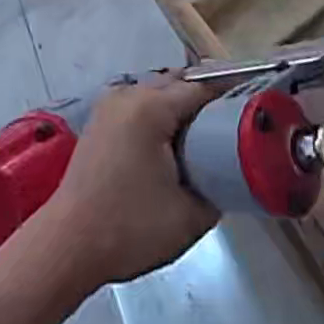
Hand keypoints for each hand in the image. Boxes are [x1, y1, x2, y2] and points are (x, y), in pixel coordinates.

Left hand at [35, 74, 220, 286]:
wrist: (70, 242)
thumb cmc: (130, 226)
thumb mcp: (189, 215)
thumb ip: (216, 189)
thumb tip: (225, 175)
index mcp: (150, 108)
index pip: (199, 87)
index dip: (228, 93)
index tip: (253, 104)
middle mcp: (127, 95)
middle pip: (175, 81)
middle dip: (204, 94)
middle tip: (233, 117)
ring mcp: (109, 105)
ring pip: (155, 90)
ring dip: (179, 102)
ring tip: (207, 129)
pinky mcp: (99, 121)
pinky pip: (138, 103)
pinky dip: (159, 111)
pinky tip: (173, 139)